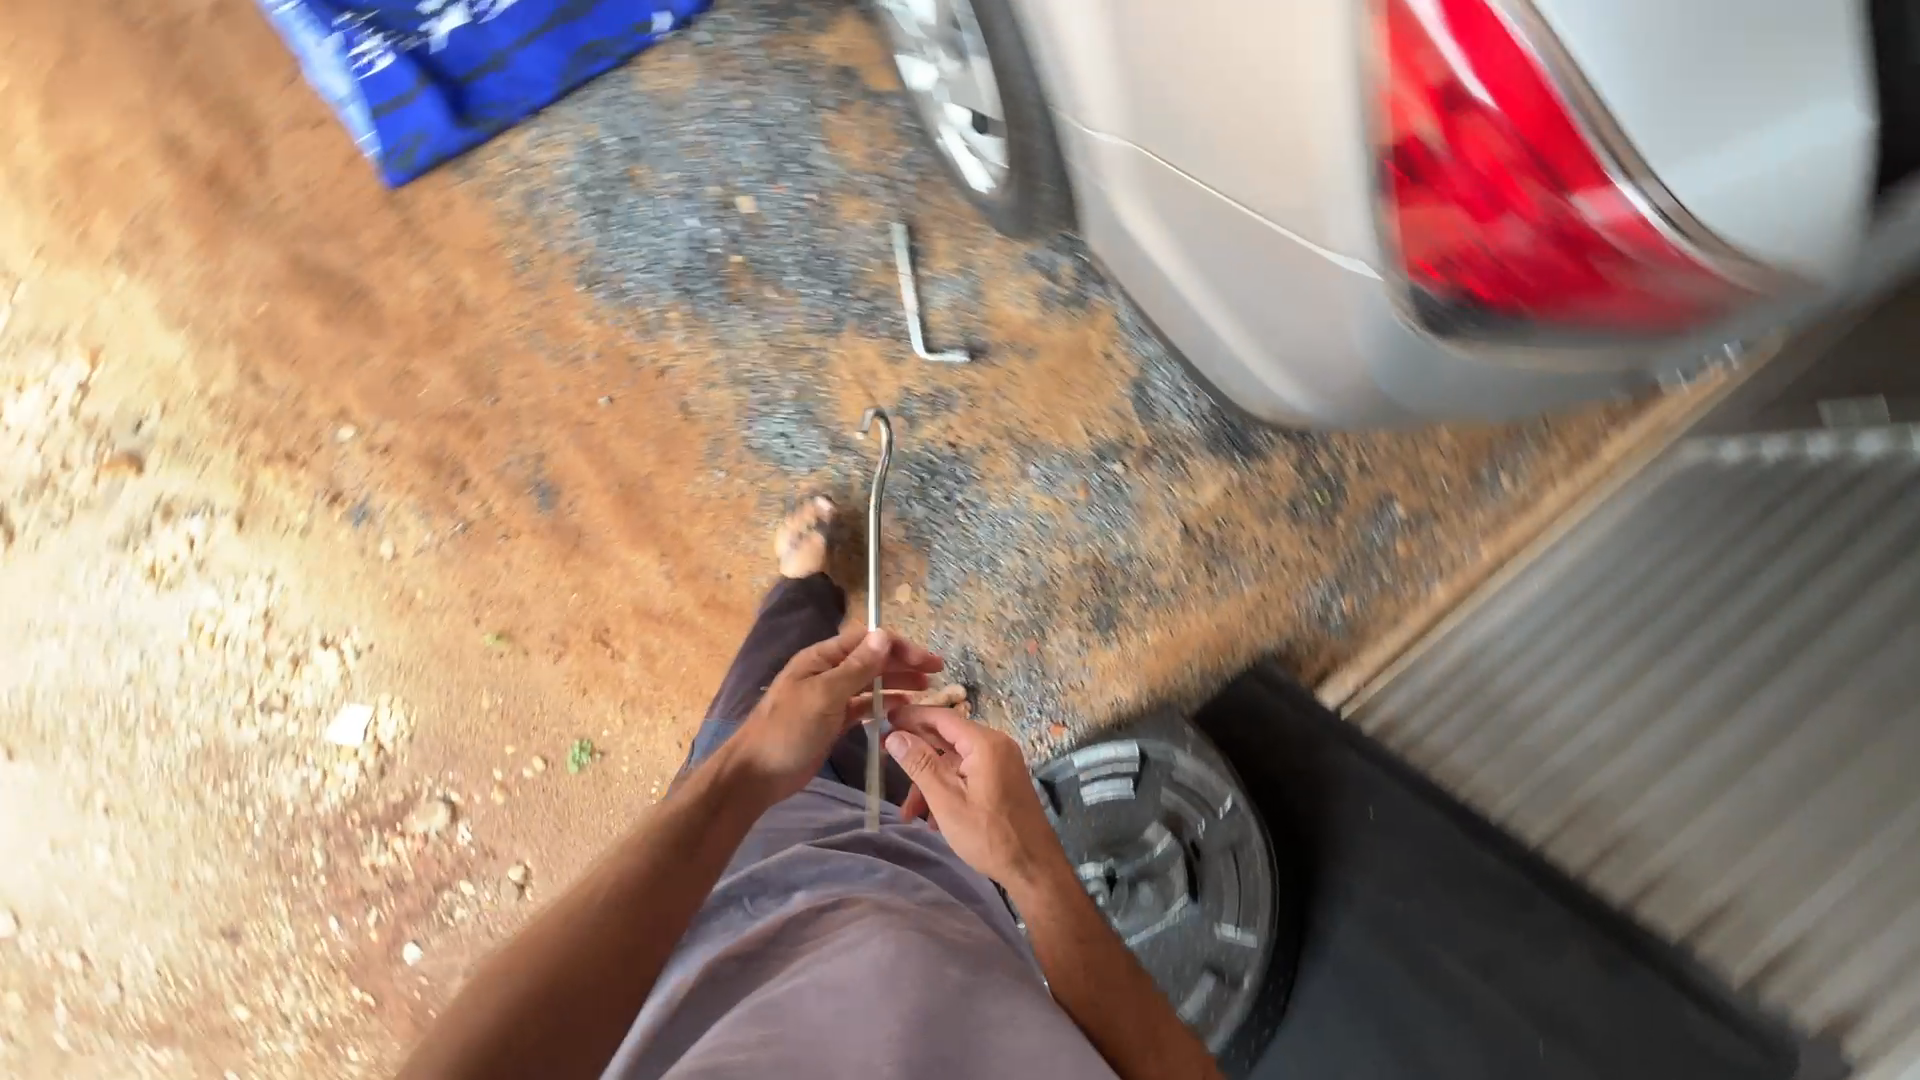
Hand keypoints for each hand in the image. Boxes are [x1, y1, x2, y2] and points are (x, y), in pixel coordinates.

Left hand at [720, 626, 943, 802]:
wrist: (756, 775)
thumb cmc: (787, 730)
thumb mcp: (824, 695)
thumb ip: (857, 668)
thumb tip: (884, 635)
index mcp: (821, 658)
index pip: (867, 641)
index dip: (898, 646)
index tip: (927, 660)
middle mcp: (828, 673)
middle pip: (872, 660)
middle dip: (903, 663)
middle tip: (936, 672)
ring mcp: (830, 698)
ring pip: (871, 683)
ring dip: (897, 682)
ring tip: (926, 689)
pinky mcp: (833, 722)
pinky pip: (864, 707)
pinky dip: (883, 705)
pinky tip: (903, 708)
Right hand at [885, 707, 1072, 892]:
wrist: (1034, 868)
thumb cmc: (989, 835)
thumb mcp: (947, 801)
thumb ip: (920, 764)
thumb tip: (895, 735)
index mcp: (984, 743)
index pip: (941, 717)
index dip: (911, 716)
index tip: (884, 719)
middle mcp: (996, 745)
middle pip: (947, 737)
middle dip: (916, 752)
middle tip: (884, 756)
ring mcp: (1002, 762)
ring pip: (955, 761)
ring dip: (929, 780)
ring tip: (909, 812)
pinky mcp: (1003, 779)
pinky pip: (968, 774)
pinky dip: (948, 788)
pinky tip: (932, 818)